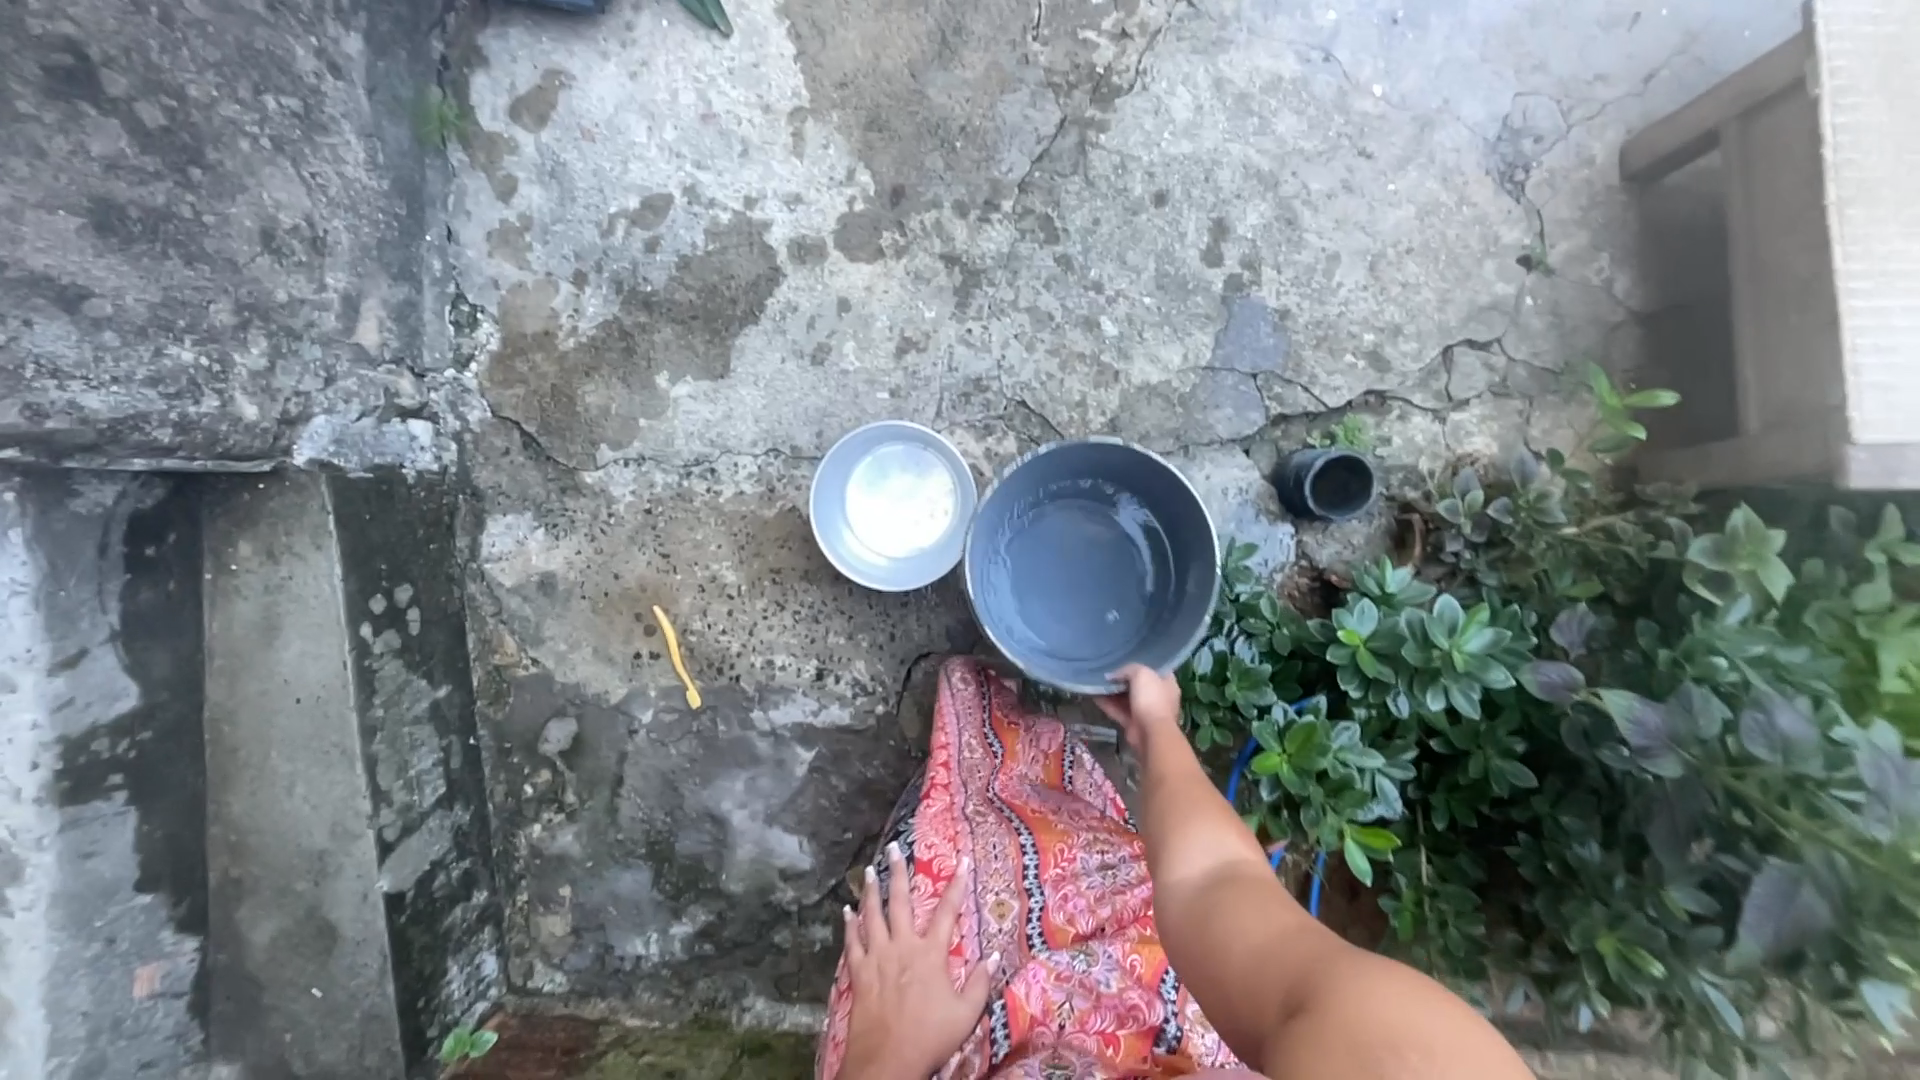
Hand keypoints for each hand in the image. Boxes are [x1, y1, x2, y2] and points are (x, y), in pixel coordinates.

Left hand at [839, 842, 997, 1079]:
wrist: (887, 1062)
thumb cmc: (930, 1037)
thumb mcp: (966, 1014)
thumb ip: (980, 983)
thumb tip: (993, 956)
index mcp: (931, 953)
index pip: (948, 911)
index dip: (957, 885)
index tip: (962, 861)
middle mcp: (903, 946)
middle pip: (901, 901)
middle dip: (898, 872)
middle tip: (894, 848)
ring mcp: (878, 957)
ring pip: (873, 915)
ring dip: (871, 891)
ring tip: (870, 870)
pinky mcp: (859, 973)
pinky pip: (852, 943)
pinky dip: (849, 925)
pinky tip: (846, 911)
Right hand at [1094, 663, 1182, 753]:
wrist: (1151, 732)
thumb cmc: (1151, 698)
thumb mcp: (1141, 673)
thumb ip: (1127, 669)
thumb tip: (1112, 675)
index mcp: (1167, 683)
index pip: (1155, 669)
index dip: (1140, 663)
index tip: (1125, 658)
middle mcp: (1158, 697)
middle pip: (1138, 684)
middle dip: (1122, 679)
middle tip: (1106, 670)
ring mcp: (1146, 711)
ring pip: (1126, 698)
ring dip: (1112, 691)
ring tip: (1096, 681)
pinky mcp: (1134, 723)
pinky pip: (1119, 710)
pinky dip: (1107, 704)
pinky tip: (1094, 695)